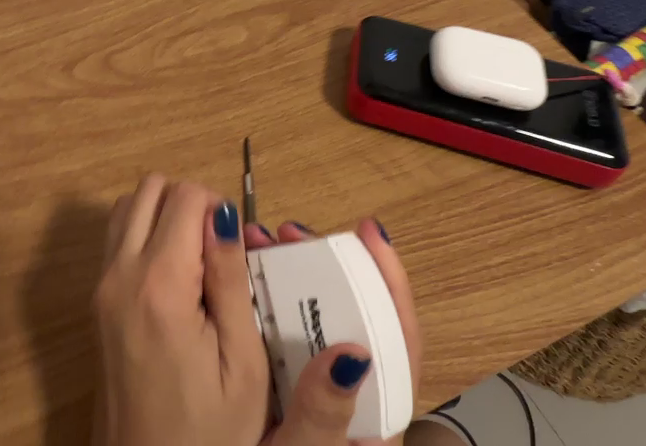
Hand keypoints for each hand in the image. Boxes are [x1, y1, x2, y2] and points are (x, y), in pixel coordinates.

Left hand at [92, 175, 269, 445]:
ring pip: (128, 206)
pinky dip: (145, 233)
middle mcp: (119, 272)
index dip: (219, 210)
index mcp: (159, 284)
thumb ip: (232, 281)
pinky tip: (174, 278)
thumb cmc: (209, 431)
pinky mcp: (96, 300)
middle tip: (220, 253)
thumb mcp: (243, 364)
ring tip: (200, 264)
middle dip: (190, 203)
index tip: (238, 251)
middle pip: (150, 188)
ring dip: (165, 214)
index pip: (185, 196)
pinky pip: (117, 237)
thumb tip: (226, 212)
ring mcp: (101, 285)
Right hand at [246, 219, 422, 445]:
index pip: (400, 337)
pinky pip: (289, 328)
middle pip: (356, 313)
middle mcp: (355, 391)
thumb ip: (325, 414)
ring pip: (320, 315)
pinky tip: (245, 274)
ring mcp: (323, 383)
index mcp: (375, 410)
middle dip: (325, 262)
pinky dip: (271, 294)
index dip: (391, 283)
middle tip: (285, 231)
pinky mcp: (293, 381)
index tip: (370, 233)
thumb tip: (354, 352)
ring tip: (259, 241)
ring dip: (294, 272)